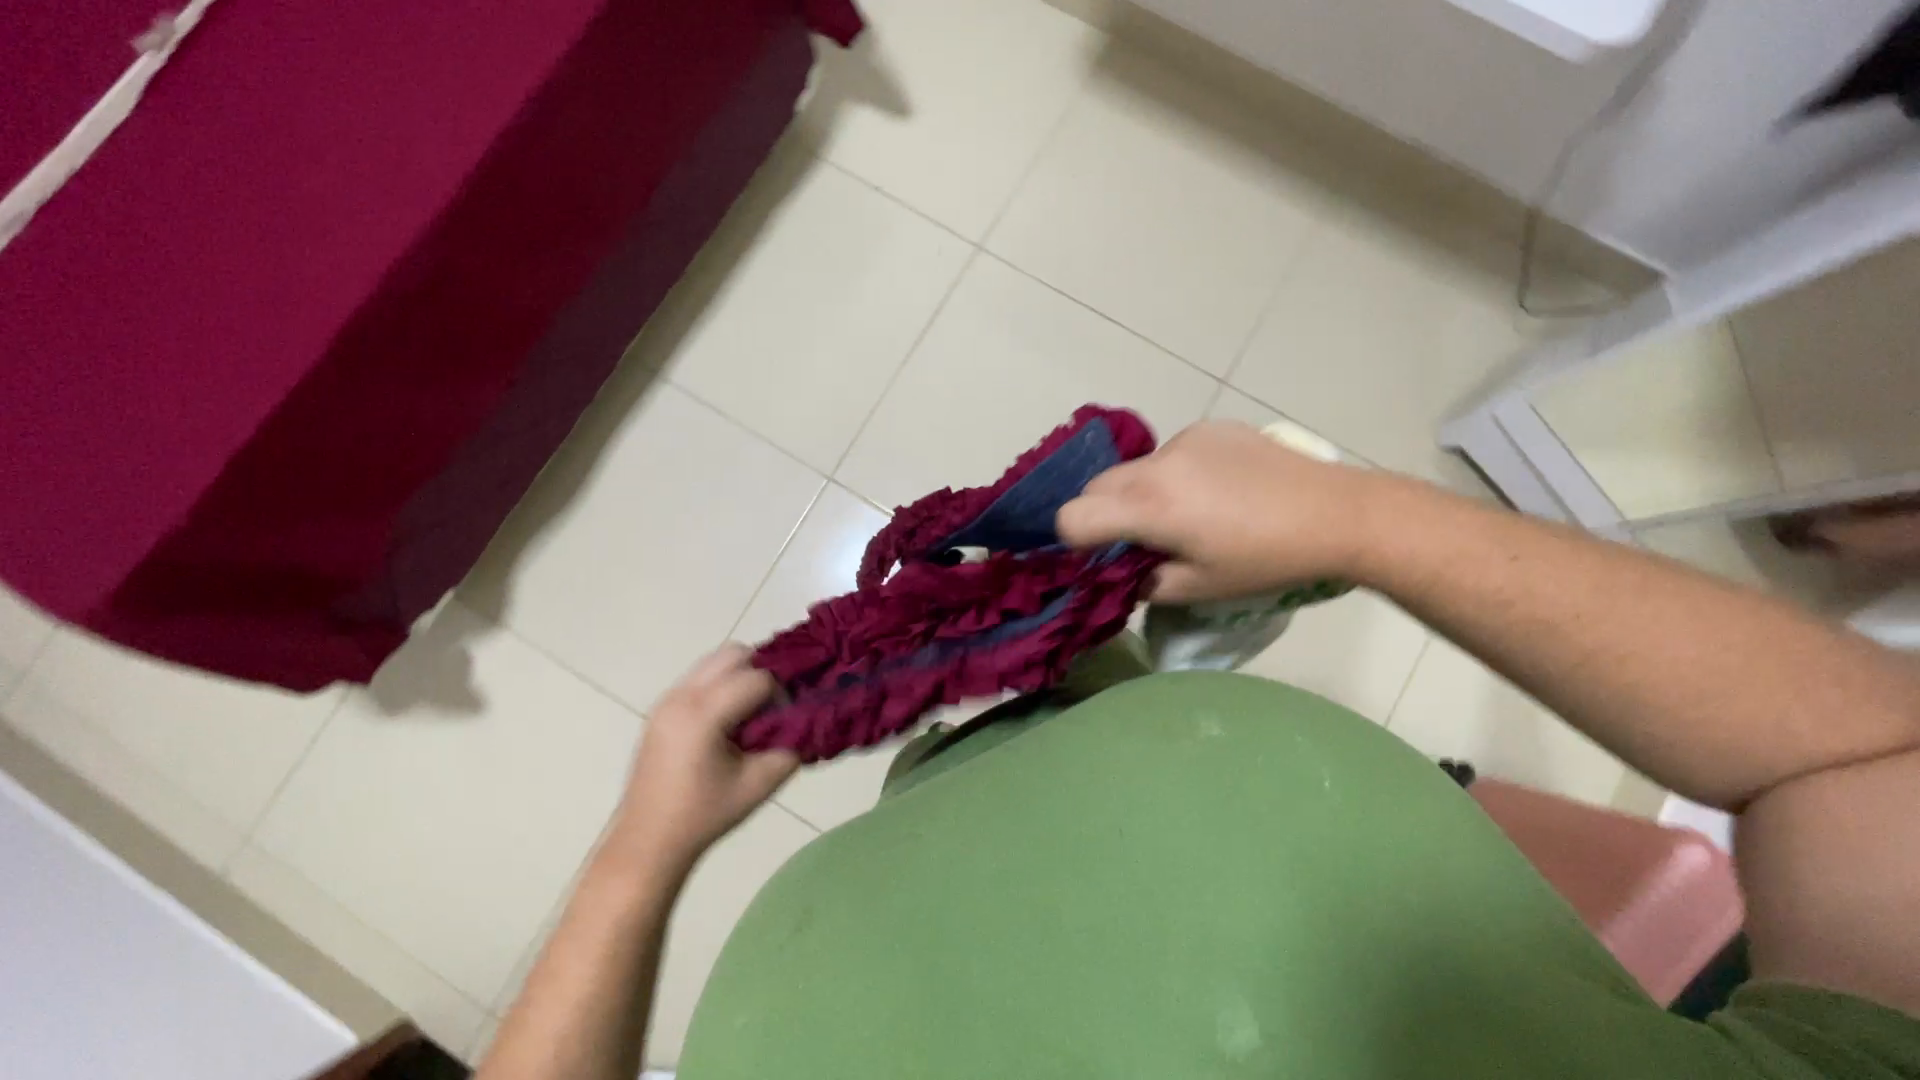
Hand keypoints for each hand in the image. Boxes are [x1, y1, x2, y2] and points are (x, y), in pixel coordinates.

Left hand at [607, 645, 798, 871]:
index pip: (758, 677)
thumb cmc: (705, 815)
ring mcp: (667, 699)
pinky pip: (700, 678)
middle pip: (734, 653)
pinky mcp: (661, 709)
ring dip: (741, 676)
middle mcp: (681, 695)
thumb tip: (806, 721)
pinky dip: (722, 686)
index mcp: (703, 713)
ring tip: (752, 713)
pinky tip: (729, 722)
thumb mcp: (759, 784)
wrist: (648, 840)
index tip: (787, 721)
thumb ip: (790, 746)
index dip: (781, 694)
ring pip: (715, 661)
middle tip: (774, 706)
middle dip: (762, 672)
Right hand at [1057, 420, 1398, 602]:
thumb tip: (1124, 569)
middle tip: (1141, 539)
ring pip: (1134, 469)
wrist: (1336, 514)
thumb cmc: (1265, 561)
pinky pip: (1170, 454)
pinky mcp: (1210, 427)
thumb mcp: (1198, 588)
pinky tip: (1218, 490)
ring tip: (1189, 514)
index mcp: (1150, 507)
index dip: (1076, 541)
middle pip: (1095, 486)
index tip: (1103, 554)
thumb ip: (1144, 581)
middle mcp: (1156, 464)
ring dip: (1139, 493)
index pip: (1072, 516)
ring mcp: (1184, 440)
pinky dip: (1175, 475)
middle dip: (1103, 514)